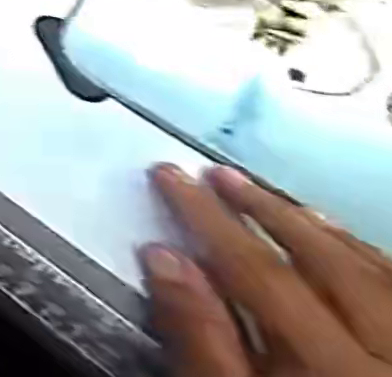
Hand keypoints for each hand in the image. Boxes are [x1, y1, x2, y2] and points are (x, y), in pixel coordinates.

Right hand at [143, 164, 391, 376]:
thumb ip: (203, 339)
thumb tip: (161, 255)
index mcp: (334, 370)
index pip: (259, 270)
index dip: (208, 216)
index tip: (167, 173)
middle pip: (334, 271)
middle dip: (270, 215)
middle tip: (219, 174)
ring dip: (330, 236)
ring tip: (281, 200)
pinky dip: (388, 269)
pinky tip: (361, 253)